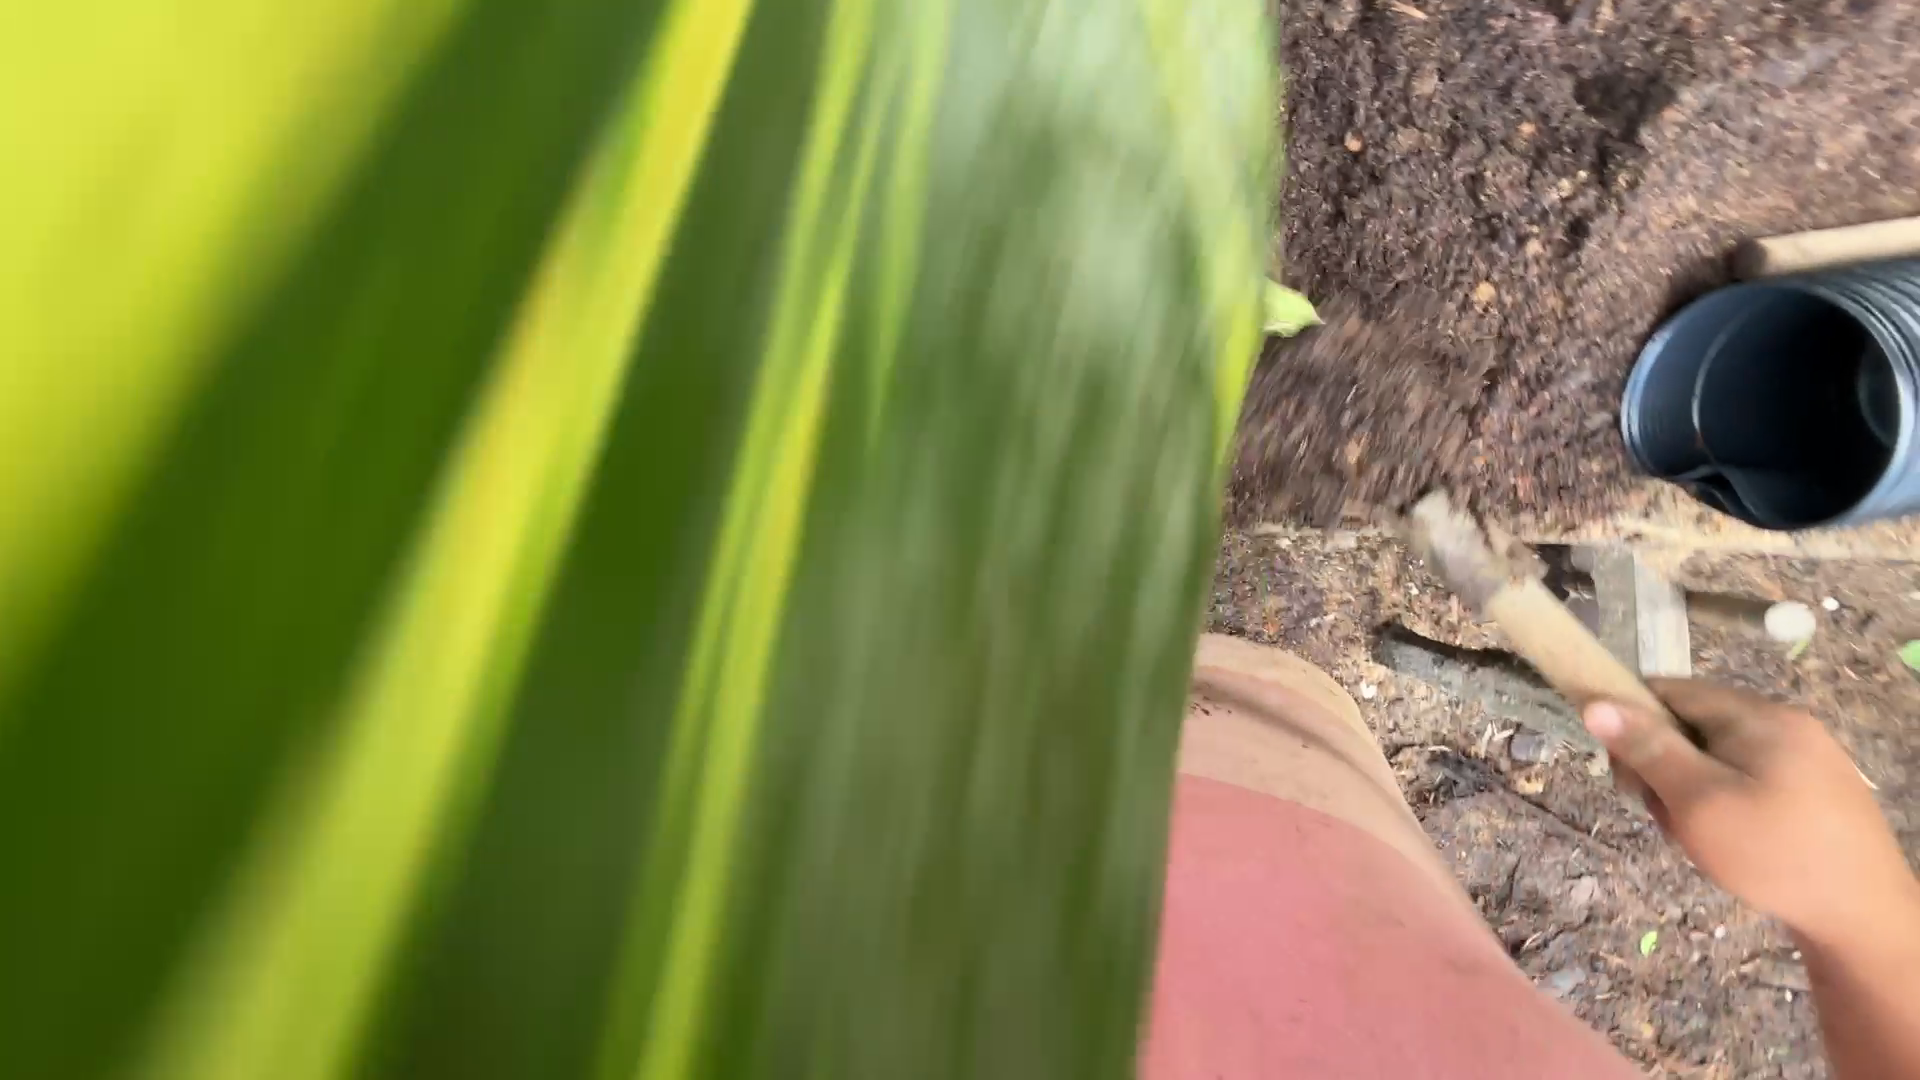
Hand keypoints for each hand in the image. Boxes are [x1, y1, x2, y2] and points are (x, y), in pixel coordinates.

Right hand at [1583, 679, 1919, 946]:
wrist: (1866, 927)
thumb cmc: (1773, 854)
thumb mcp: (1696, 799)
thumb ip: (1645, 747)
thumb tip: (1593, 703)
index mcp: (1761, 718)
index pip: (1666, 691)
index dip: (1629, 720)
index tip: (1622, 768)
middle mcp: (1784, 726)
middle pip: (1685, 721)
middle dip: (1657, 760)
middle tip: (1655, 805)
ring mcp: (1801, 758)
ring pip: (1706, 752)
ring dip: (1681, 784)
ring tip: (1690, 827)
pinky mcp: (1806, 788)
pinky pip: (1735, 774)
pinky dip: (1712, 796)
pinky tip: (1717, 832)